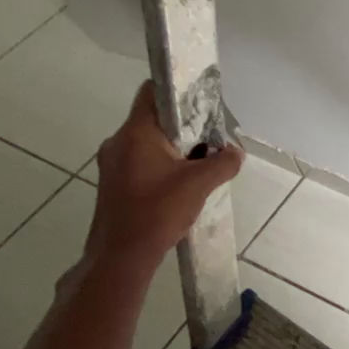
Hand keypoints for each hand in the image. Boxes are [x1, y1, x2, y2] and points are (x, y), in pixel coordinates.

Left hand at [84, 81, 244, 271]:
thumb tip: (235, 152)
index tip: (203, 100)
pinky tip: (182, 184)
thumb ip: (224, 162)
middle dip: (185, 126)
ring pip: (150, 142)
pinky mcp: (114, 185)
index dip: (179, 89)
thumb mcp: (201, 183)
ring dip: (176, 149)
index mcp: (136, 133)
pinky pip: (142, 162)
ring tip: (201, 164)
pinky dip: (164, 165)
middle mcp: (118, 143)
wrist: (119, 259)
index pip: (153, 91)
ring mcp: (113, 165)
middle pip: (156, 118)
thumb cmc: (156, 212)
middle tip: (211, 138)